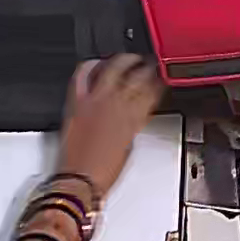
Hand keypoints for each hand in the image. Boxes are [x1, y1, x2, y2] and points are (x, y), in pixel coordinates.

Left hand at [55, 55, 164, 196]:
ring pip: (114, 67)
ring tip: (130, 58)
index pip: (153, 89)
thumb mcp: (130, 145)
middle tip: (151, 63)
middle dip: (148, 66)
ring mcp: (96, 99)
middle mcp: (117, 103)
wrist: (78, 182)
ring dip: (125, 59)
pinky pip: (83, 74)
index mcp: (134, 116)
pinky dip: (90, 65)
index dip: (160, 80)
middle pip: (138, 74)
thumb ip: (134, 122)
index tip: (162, 77)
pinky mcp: (77, 101)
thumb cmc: (103, 171)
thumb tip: (135, 113)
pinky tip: (96, 62)